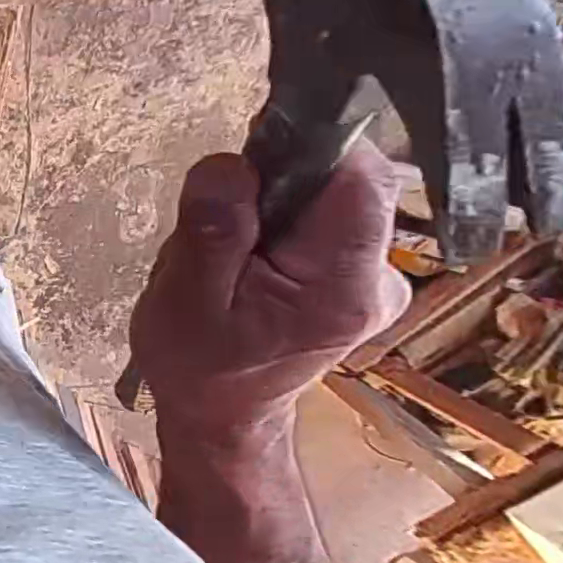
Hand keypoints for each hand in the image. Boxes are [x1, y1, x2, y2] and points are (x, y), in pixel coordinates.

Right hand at [131, 140, 411, 439]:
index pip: (359, 181)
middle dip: (268, 187)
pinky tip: (238, 263)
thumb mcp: (182, 301)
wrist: (220, 413)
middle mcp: (380, 275)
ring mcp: (373, 276)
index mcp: (342, 284)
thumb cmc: (195, 365)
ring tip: (218, 256)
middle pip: (341, 186)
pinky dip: (269, 227)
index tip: (247, 158)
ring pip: (323, 201)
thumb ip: (210, 233)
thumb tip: (228, 164)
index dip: (308, 149)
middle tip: (211, 228)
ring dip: (261, 209)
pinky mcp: (354, 276)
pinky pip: (315, 223)